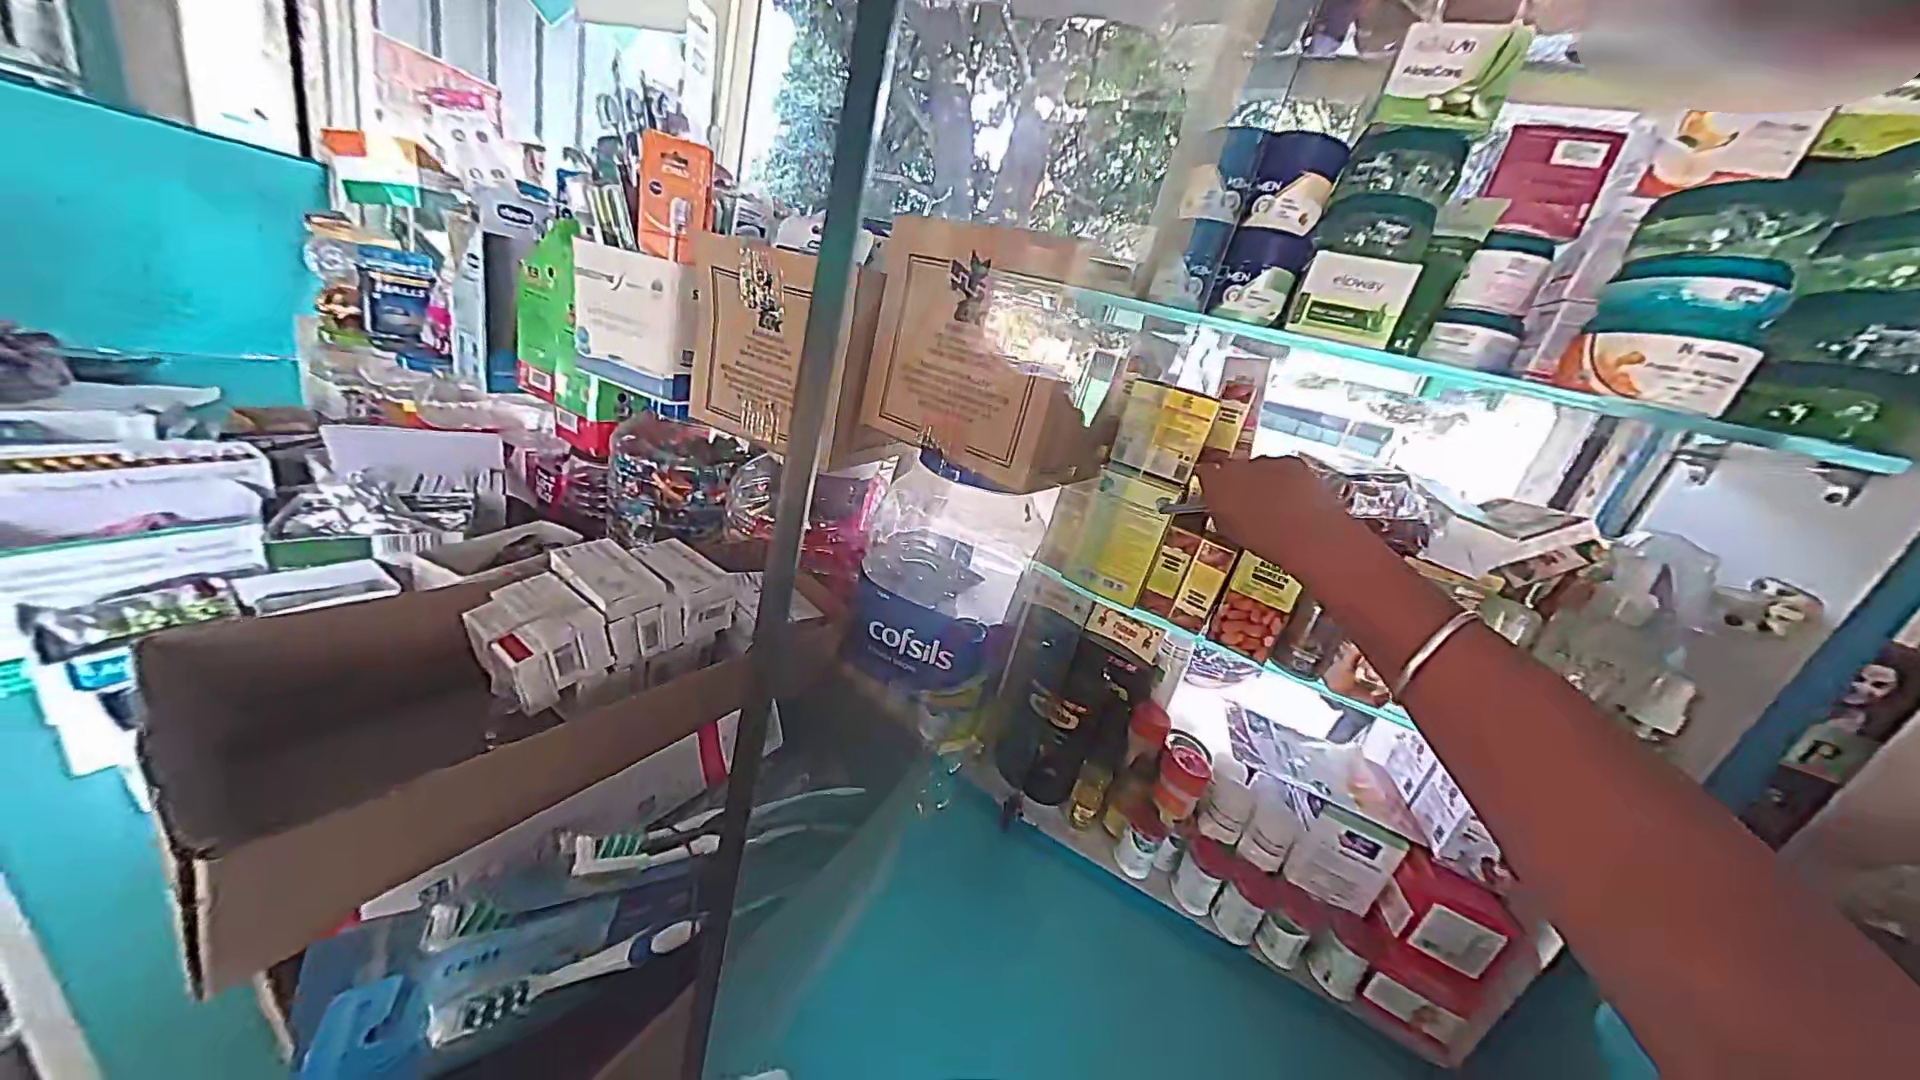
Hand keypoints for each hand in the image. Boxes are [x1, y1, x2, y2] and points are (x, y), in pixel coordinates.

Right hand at [1193, 456, 1352, 568]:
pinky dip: (1287, 480)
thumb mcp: (1230, 531)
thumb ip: (1222, 514)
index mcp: (1217, 483)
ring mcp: (1268, 462)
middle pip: (1236, 468)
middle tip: (1247, 502)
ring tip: (1273, 505)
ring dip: (1265, 480)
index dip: (1210, 479)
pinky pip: (1285, 469)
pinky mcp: (1295, 463)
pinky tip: (1293, 500)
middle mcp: (1240, 466)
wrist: (1305, 532)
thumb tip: (1222, 511)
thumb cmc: (1263, 537)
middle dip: (1241, 481)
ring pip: (1262, 467)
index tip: (1213, 488)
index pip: (1206, 472)